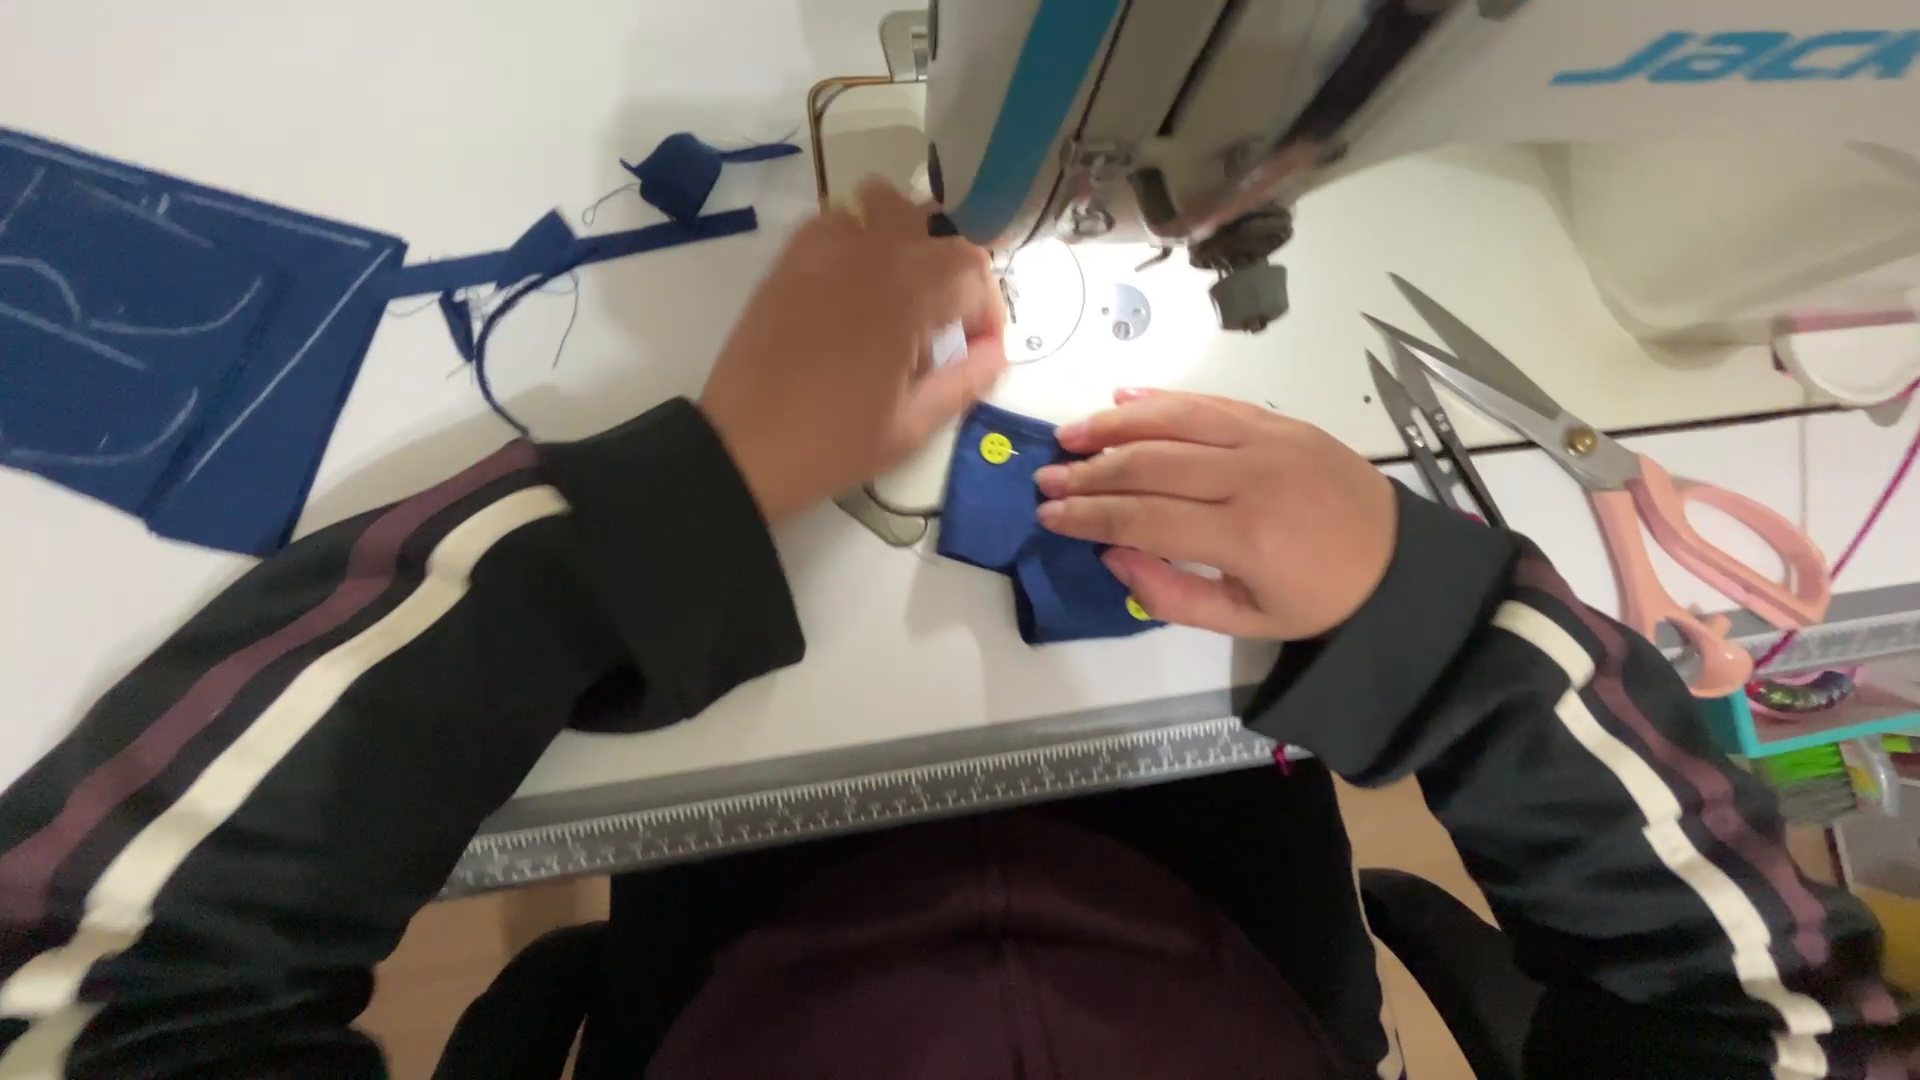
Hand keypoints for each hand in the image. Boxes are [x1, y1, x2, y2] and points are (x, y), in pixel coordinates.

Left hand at [699, 179, 1007, 522]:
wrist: (744, 447)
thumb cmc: (833, 443)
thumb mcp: (912, 427)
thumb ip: (965, 382)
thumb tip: (995, 354)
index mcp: (907, 298)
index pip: (974, 272)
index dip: (989, 311)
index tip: (978, 350)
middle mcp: (871, 256)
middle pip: (940, 234)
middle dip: (960, 278)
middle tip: (948, 329)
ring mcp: (825, 250)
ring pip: (889, 207)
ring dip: (912, 240)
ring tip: (907, 293)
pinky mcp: (792, 258)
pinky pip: (840, 220)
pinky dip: (862, 239)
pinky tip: (858, 288)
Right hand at [1034, 390, 1397, 640]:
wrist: (1399, 560)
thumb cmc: (1317, 598)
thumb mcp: (1244, 620)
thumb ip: (1169, 595)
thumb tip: (1110, 552)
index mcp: (1245, 537)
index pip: (1144, 517)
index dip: (1087, 515)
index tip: (1048, 514)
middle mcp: (1252, 478)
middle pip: (1149, 463)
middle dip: (1088, 472)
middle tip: (1046, 477)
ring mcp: (1268, 440)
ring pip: (1173, 420)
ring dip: (1113, 424)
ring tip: (1070, 435)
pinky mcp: (1279, 420)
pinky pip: (1209, 401)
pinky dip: (1161, 398)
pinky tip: (1121, 397)